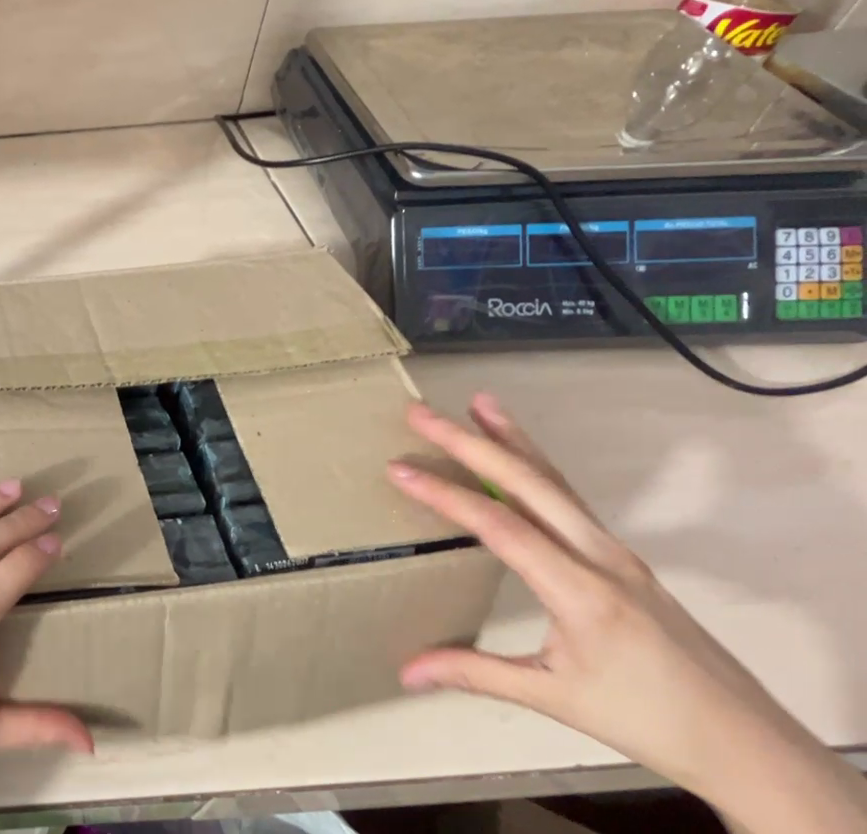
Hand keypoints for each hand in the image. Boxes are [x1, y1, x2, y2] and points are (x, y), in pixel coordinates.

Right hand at [391, 396, 866, 833]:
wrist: (747, 742)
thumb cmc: (648, 720)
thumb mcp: (555, 698)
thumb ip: (475, 674)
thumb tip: (406, 671)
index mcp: (582, 592)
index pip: (502, 527)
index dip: (446, 495)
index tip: (399, 468)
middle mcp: (602, 558)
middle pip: (530, 486)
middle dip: (472, 443)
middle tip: (421, 413)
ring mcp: (618, 553)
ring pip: (556, 484)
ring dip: (513, 441)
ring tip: (479, 404)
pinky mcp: (624, 559)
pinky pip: (572, 501)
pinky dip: (539, 468)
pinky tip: (523, 456)